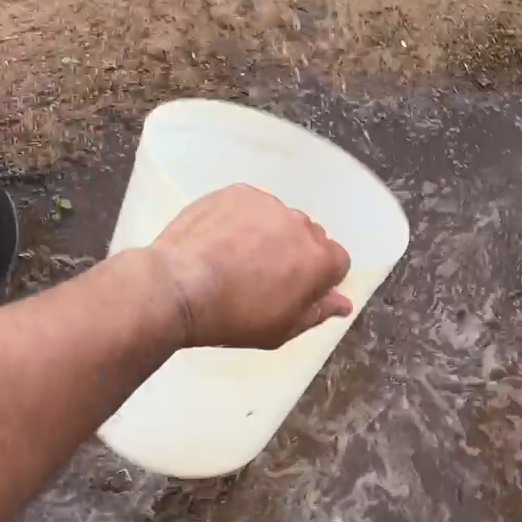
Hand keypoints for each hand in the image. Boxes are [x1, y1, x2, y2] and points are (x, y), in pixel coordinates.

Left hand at [144, 183, 352, 349]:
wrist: (178, 286)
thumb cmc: (233, 317)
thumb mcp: (280, 329)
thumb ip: (317, 312)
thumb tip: (344, 302)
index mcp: (318, 260)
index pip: (338, 261)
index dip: (319, 277)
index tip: (294, 289)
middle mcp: (301, 224)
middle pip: (310, 236)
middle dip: (294, 252)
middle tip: (262, 275)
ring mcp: (268, 203)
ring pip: (279, 218)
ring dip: (268, 233)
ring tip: (235, 255)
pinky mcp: (238, 192)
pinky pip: (250, 204)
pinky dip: (241, 219)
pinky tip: (219, 239)